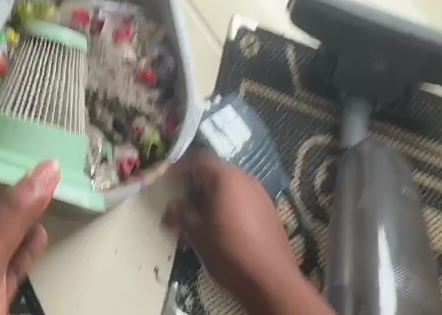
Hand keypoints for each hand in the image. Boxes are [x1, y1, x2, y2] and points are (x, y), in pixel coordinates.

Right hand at [166, 152, 327, 314]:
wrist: (272, 282)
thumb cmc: (229, 251)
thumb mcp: (196, 232)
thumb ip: (180, 213)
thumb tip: (171, 207)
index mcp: (225, 176)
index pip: (197, 159)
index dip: (180, 167)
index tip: (168, 181)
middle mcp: (244, 178)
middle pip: (214, 174)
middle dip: (195, 188)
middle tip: (182, 206)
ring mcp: (260, 195)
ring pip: (229, 190)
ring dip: (211, 201)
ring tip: (200, 223)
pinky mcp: (269, 213)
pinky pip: (242, 202)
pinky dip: (228, 210)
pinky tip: (222, 231)